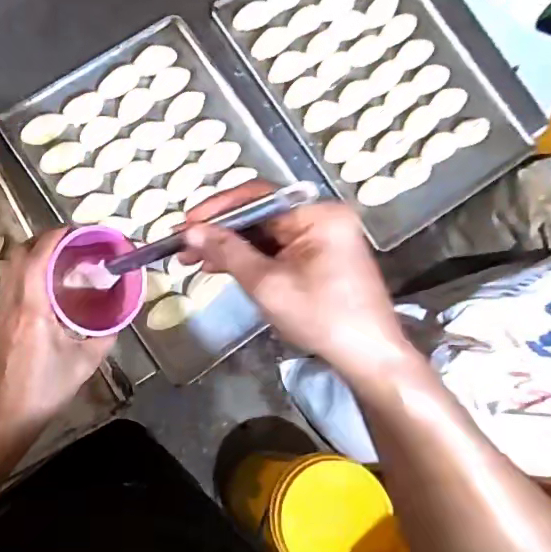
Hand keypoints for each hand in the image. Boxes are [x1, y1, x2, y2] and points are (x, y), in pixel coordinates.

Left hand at [0, 229, 116, 430]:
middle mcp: (11, 303)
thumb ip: (105, 333)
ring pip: (12, 267)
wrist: (9, 414)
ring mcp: (0, 311)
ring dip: (34, 256)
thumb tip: (119, 313)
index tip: (77, 231)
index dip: (56, 237)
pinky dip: (28, 273)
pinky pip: (11, 283)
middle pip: (19, 254)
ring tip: (63, 262)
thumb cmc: (47, 388)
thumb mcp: (85, 361)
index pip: (37, 257)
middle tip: (72, 245)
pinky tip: (49, 287)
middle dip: (44, 241)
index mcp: (32, 309)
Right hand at [181, 184, 411, 377]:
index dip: (216, 209)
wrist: (367, 354)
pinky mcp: (318, 257)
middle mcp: (321, 217)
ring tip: (193, 259)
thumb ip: (227, 251)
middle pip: (259, 213)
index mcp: (316, 215)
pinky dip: (248, 257)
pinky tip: (220, 266)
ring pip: (264, 233)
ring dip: (229, 245)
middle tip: (183, 245)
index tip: (185, 225)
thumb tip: (191, 231)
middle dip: (219, 230)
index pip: (256, 197)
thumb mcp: (266, 284)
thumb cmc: (320, 317)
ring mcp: (321, 237)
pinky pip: (275, 248)